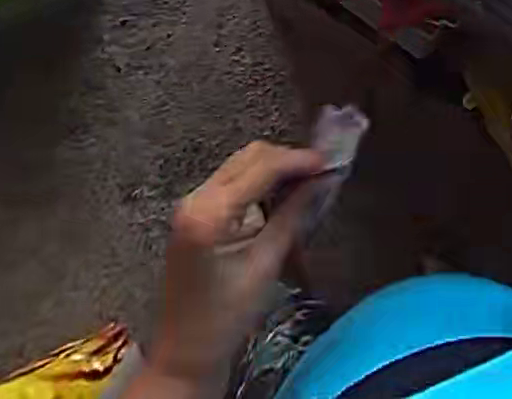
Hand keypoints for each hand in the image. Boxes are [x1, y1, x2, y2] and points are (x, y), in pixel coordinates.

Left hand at [150, 142, 327, 392]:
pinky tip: (280, 192)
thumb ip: (292, 216)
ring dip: (274, 166)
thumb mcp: (265, 266)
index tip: (328, 161)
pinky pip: (233, 178)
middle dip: (286, 159)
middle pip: (250, 157)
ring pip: (241, 163)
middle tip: (319, 171)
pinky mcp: (195, 210)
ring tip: (305, 179)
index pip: (261, 167)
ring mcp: (192, 201)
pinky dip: (259, 179)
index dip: (297, 160)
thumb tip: (321, 182)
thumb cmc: (225, 319)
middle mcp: (196, 196)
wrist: (183, 355)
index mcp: (209, 212)